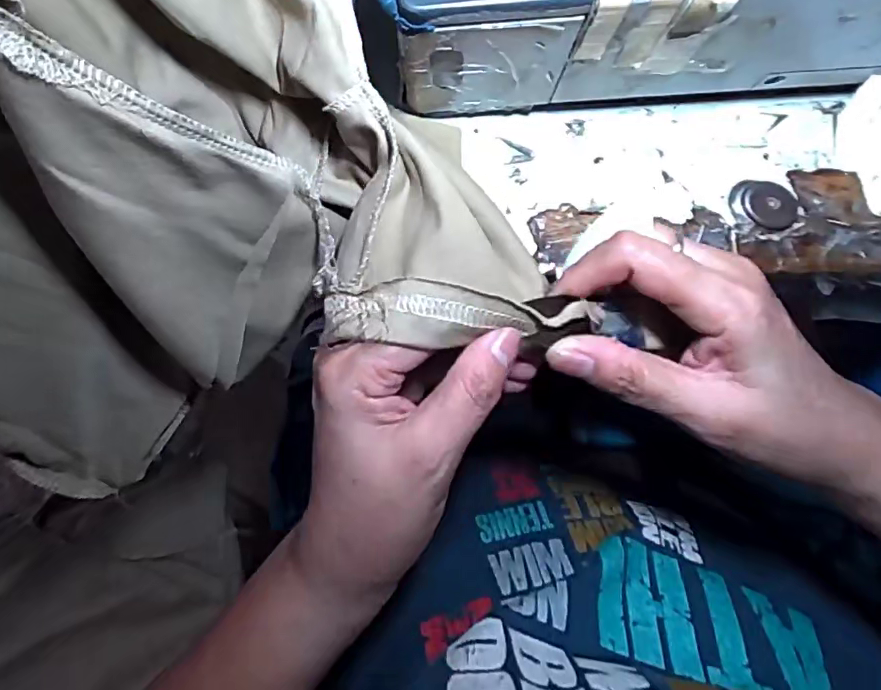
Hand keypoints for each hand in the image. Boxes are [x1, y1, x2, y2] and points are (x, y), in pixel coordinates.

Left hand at [288, 328, 532, 603]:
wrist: (349, 563)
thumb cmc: (381, 515)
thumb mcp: (432, 452)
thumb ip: (471, 390)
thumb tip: (508, 336)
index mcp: (351, 363)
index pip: (422, 322)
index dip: (475, 318)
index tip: (523, 317)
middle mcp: (351, 352)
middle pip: (426, 328)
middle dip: (480, 335)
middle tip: (531, 338)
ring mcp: (365, 368)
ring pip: (433, 346)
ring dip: (478, 353)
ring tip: (528, 360)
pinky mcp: (382, 384)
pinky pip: (430, 365)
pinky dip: (466, 371)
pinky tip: (505, 374)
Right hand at [544, 231, 880, 501]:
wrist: (842, 435)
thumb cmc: (782, 430)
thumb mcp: (703, 413)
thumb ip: (630, 378)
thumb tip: (559, 352)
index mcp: (725, 297)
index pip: (635, 252)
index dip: (585, 273)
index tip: (556, 312)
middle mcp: (724, 267)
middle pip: (636, 240)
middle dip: (591, 275)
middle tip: (568, 321)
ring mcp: (724, 269)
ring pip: (644, 248)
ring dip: (608, 280)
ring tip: (588, 323)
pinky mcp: (718, 280)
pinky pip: (659, 265)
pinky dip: (628, 288)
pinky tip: (622, 323)